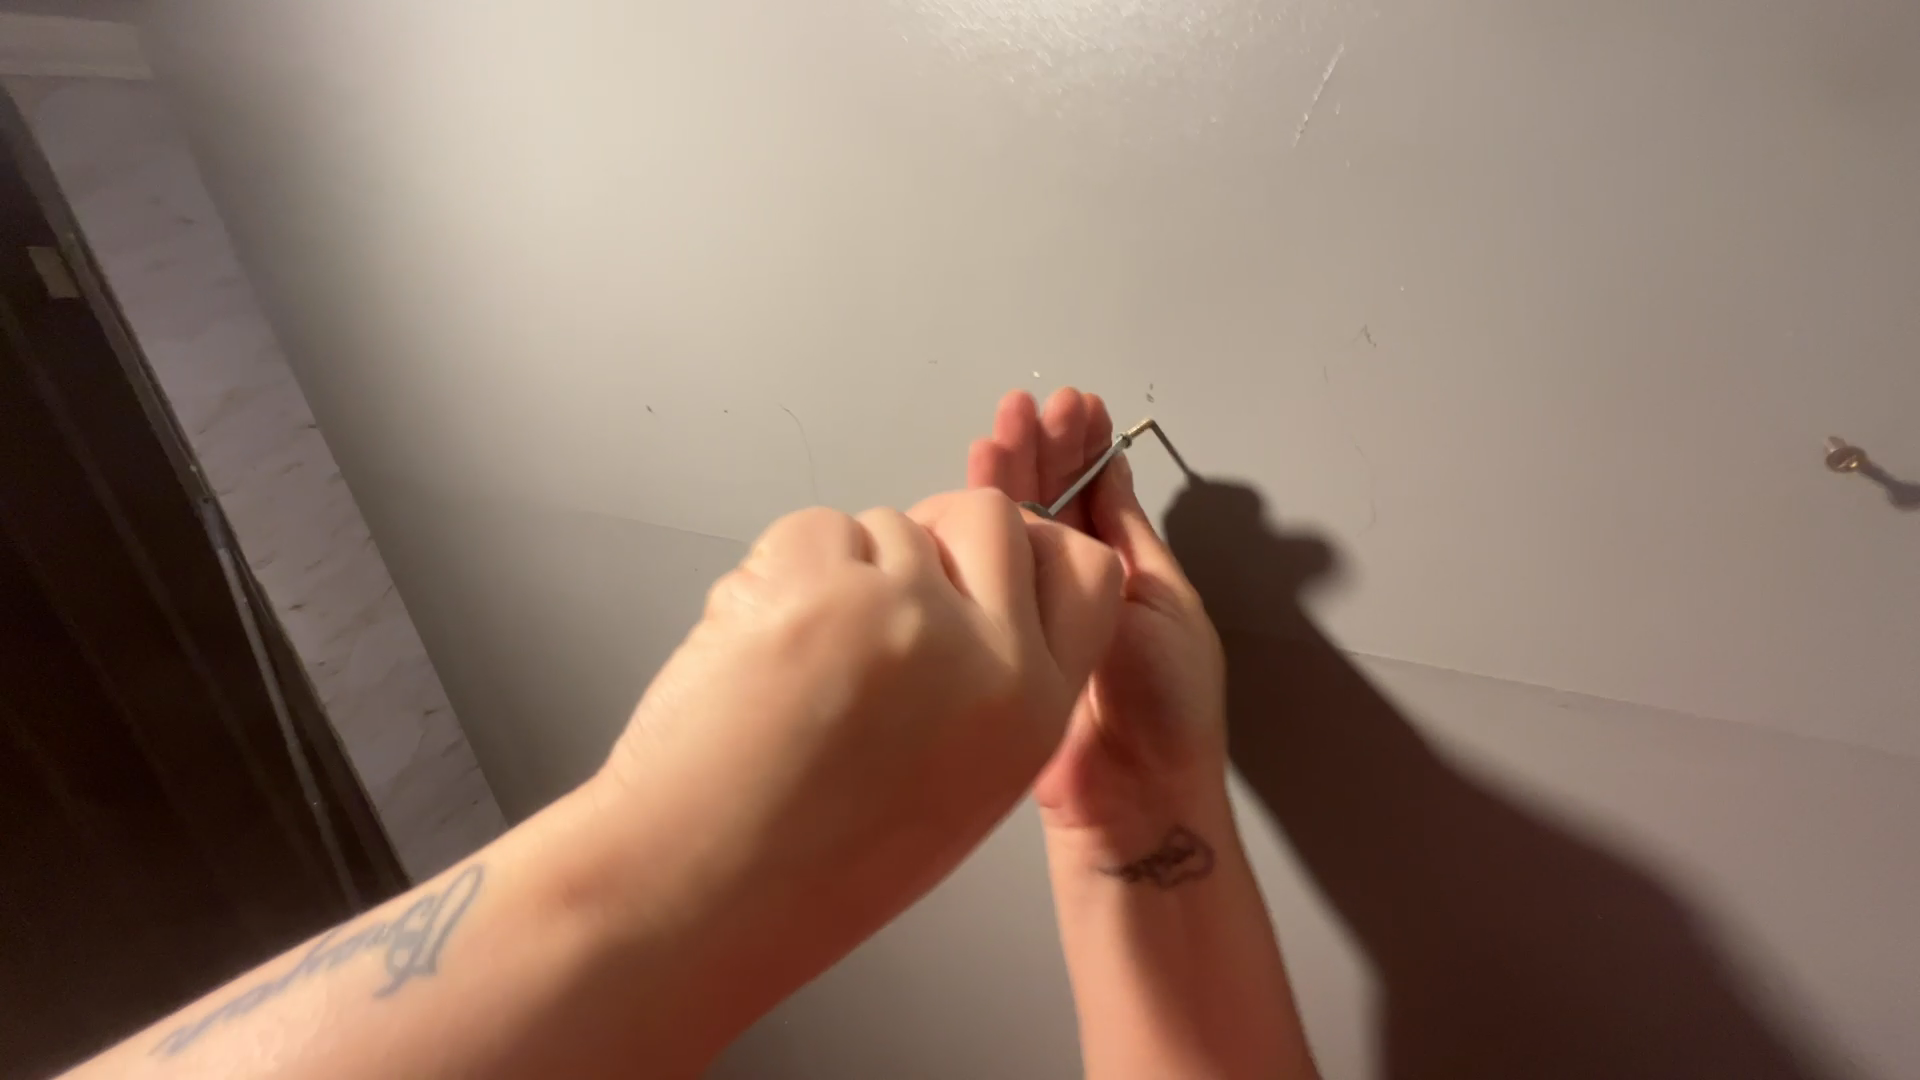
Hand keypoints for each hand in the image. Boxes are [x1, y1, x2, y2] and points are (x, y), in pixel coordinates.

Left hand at [596, 490, 1121, 987]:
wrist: (699, 893)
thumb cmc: (818, 856)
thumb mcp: (964, 775)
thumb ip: (990, 672)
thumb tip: (963, 581)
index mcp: (1035, 708)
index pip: (1083, 569)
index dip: (1029, 549)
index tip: (982, 557)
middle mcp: (989, 652)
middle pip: (987, 514)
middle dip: (936, 533)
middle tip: (879, 586)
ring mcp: (904, 611)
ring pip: (887, 523)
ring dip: (845, 566)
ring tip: (803, 652)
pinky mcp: (818, 586)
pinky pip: (813, 527)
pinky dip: (783, 568)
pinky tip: (761, 640)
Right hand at [968, 389, 1227, 844]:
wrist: (1125, 793)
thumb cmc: (1164, 700)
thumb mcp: (1164, 603)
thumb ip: (1129, 537)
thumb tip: (1117, 474)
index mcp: (1123, 567)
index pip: (1100, 492)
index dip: (1089, 447)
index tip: (1079, 406)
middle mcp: (1072, 578)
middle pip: (1053, 499)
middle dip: (1045, 448)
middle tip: (1033, 404)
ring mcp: (1028, 601)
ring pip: (1014, 522)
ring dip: (1011, 470)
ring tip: (1006, 422)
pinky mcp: (992, 625)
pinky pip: (983, 564)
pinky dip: (977, 518)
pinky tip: (973, 480)